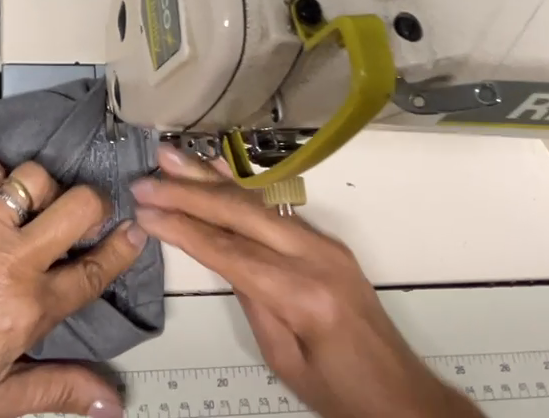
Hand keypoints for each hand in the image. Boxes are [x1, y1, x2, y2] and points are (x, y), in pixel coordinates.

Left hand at [0, 152, 147, 417]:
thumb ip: (59, 389)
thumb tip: (105, 401)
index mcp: (28, 311)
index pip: (93, 271)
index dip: (121, 249)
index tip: (132, 234)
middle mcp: (8, 263)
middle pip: (78, 207)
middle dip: (94, 206)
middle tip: (89, 215)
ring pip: (33, 179)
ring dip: (43, 187)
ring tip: (37, 205)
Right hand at [132, 146, 478, 417]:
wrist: (403, 396)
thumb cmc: (341, 394)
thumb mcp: (284, 359)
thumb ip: (252, 301)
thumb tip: (220, 254)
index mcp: (303, 295)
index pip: (229, 251)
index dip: (183, 227)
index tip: (145, 210)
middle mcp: (315, 257)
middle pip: (239, 214)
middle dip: (187, 192)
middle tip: (146, 179)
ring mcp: (323, 243)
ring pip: (255, 201)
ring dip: (208, 177)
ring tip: (170, 155)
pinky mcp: (326, 241)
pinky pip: (274, 207)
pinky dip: (241, 184)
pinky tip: (216, 165)